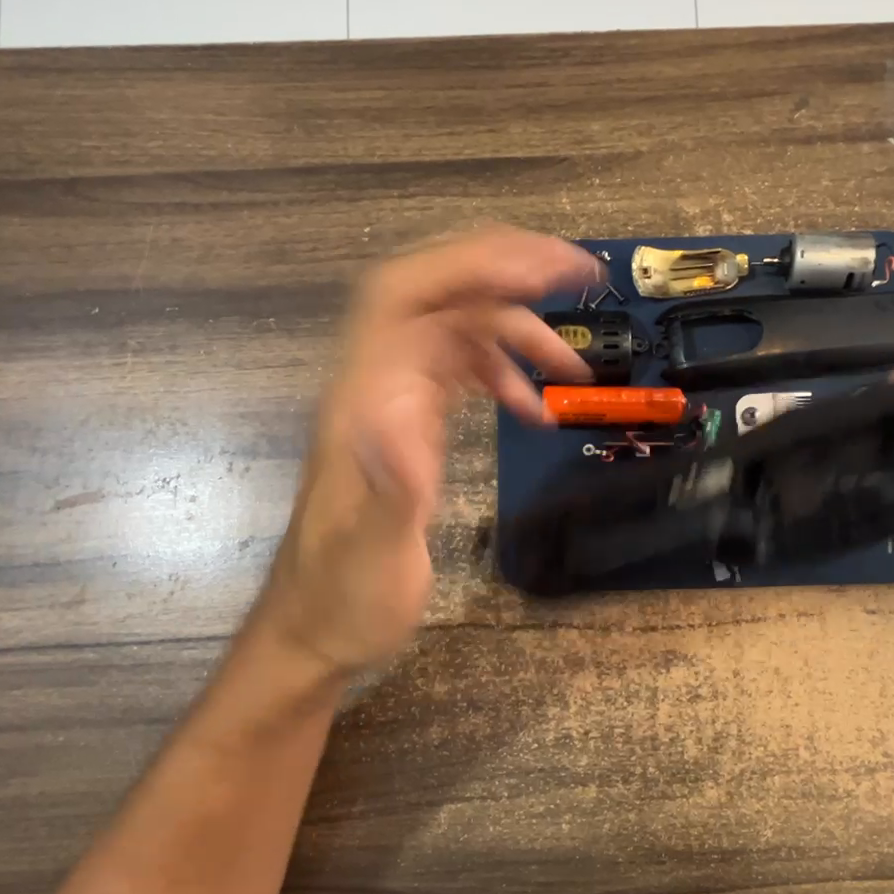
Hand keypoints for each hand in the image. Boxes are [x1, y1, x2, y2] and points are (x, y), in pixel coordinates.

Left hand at [253, 226, 599, 673]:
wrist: (315, 629)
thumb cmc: (344, 599)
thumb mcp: (373, 555)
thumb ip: (391, 489)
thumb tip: (403, 419)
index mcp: (362, 400)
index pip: (406, 296)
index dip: (472, 264)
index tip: (544, 269)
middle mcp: (374, 385)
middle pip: (435, 294)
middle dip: (505, 272)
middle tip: (578, 276)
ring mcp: (390, 403)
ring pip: (454, 331)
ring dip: (516, 333)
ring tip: (574, 366)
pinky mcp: (408, 426)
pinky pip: (458, 374)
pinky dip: (503, 377)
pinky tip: (536, 411)